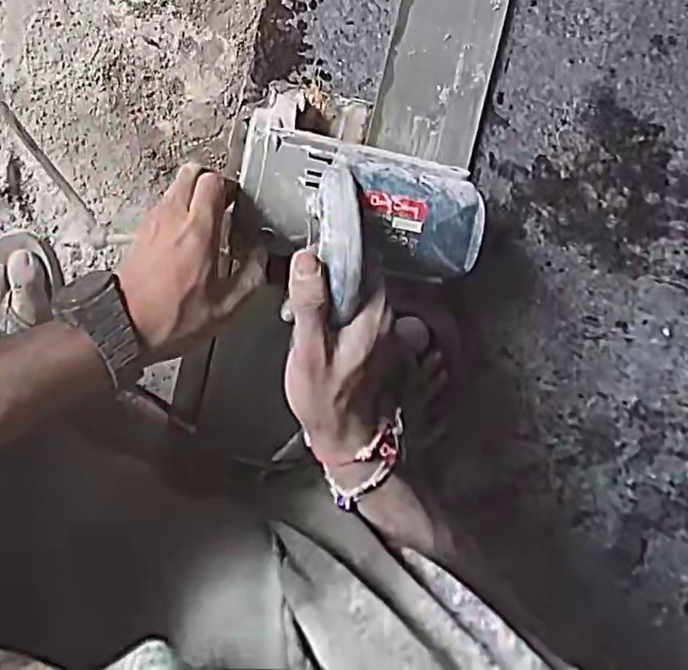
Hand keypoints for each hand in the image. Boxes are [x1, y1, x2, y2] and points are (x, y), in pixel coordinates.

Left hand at [116, 164, 268, 361]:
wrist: (125, 325)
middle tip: (222, 202)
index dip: (230, 187)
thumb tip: (261, 256)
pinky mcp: (142, 230)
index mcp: (198, 231)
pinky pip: (163, 205)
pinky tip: (185, 237)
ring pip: (176, 186)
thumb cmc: (169, 319)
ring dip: (192, 194)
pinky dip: (177, 210)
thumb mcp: (225, 308)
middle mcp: (173, 219)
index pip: (214, 181)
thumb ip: (251, 276)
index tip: (238, 203)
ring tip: (205, 221)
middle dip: (211, 181)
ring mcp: (154, 222)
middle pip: (192, 172)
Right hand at [283, 248, 393, 462]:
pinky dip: (336, 308)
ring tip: (304, 307)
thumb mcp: (309, 349)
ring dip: (331, 291)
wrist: (345, 441)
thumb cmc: (327, 400)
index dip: (339, 247)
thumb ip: (310, 303)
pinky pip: (355, 310)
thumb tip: (308, 259)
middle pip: (360, 273)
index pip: (365, 260)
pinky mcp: (373, 342)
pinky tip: (316, 324)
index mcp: (375, 315)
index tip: (315, 245)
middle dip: (329, 271)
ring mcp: (383, 332)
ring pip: (356, 291)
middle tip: (301, 284)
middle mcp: (386, 319)